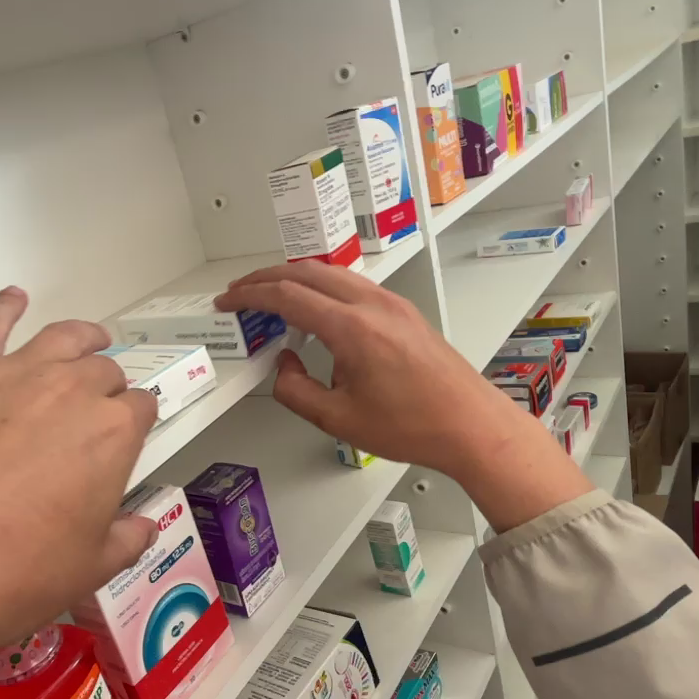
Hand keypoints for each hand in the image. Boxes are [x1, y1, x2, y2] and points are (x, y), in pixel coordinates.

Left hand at [0, 286, 160, 651]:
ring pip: (62, 337)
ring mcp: (14, 370)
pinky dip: (5, 306)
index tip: (124, 438)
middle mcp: (73, 388)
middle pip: (103, 371)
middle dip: (106, 386)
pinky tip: (14, 297)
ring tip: (90, 337)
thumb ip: (125, 540)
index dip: (135, 422)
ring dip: (82, 336)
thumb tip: (141, 526)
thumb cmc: (15, 570)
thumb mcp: (88, 570)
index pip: (141, 409)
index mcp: (114, 433)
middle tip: (92, 409)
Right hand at [216, 264, 592, 531]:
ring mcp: (392, 304)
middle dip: (266, 278)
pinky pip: (353, 284)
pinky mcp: (404, 312)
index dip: (249, 295)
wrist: (470, 425)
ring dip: (296, 279)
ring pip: (332, 273)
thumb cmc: (413, 426)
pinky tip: (315, 307)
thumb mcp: (338, 419)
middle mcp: (372, 305)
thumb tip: (284, 367)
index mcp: (352, 329)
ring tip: (271, 296)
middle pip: (307, 273)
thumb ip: (296, 390)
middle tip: (240, 290)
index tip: (228, 299)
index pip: (287, 295)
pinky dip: (322, 286)